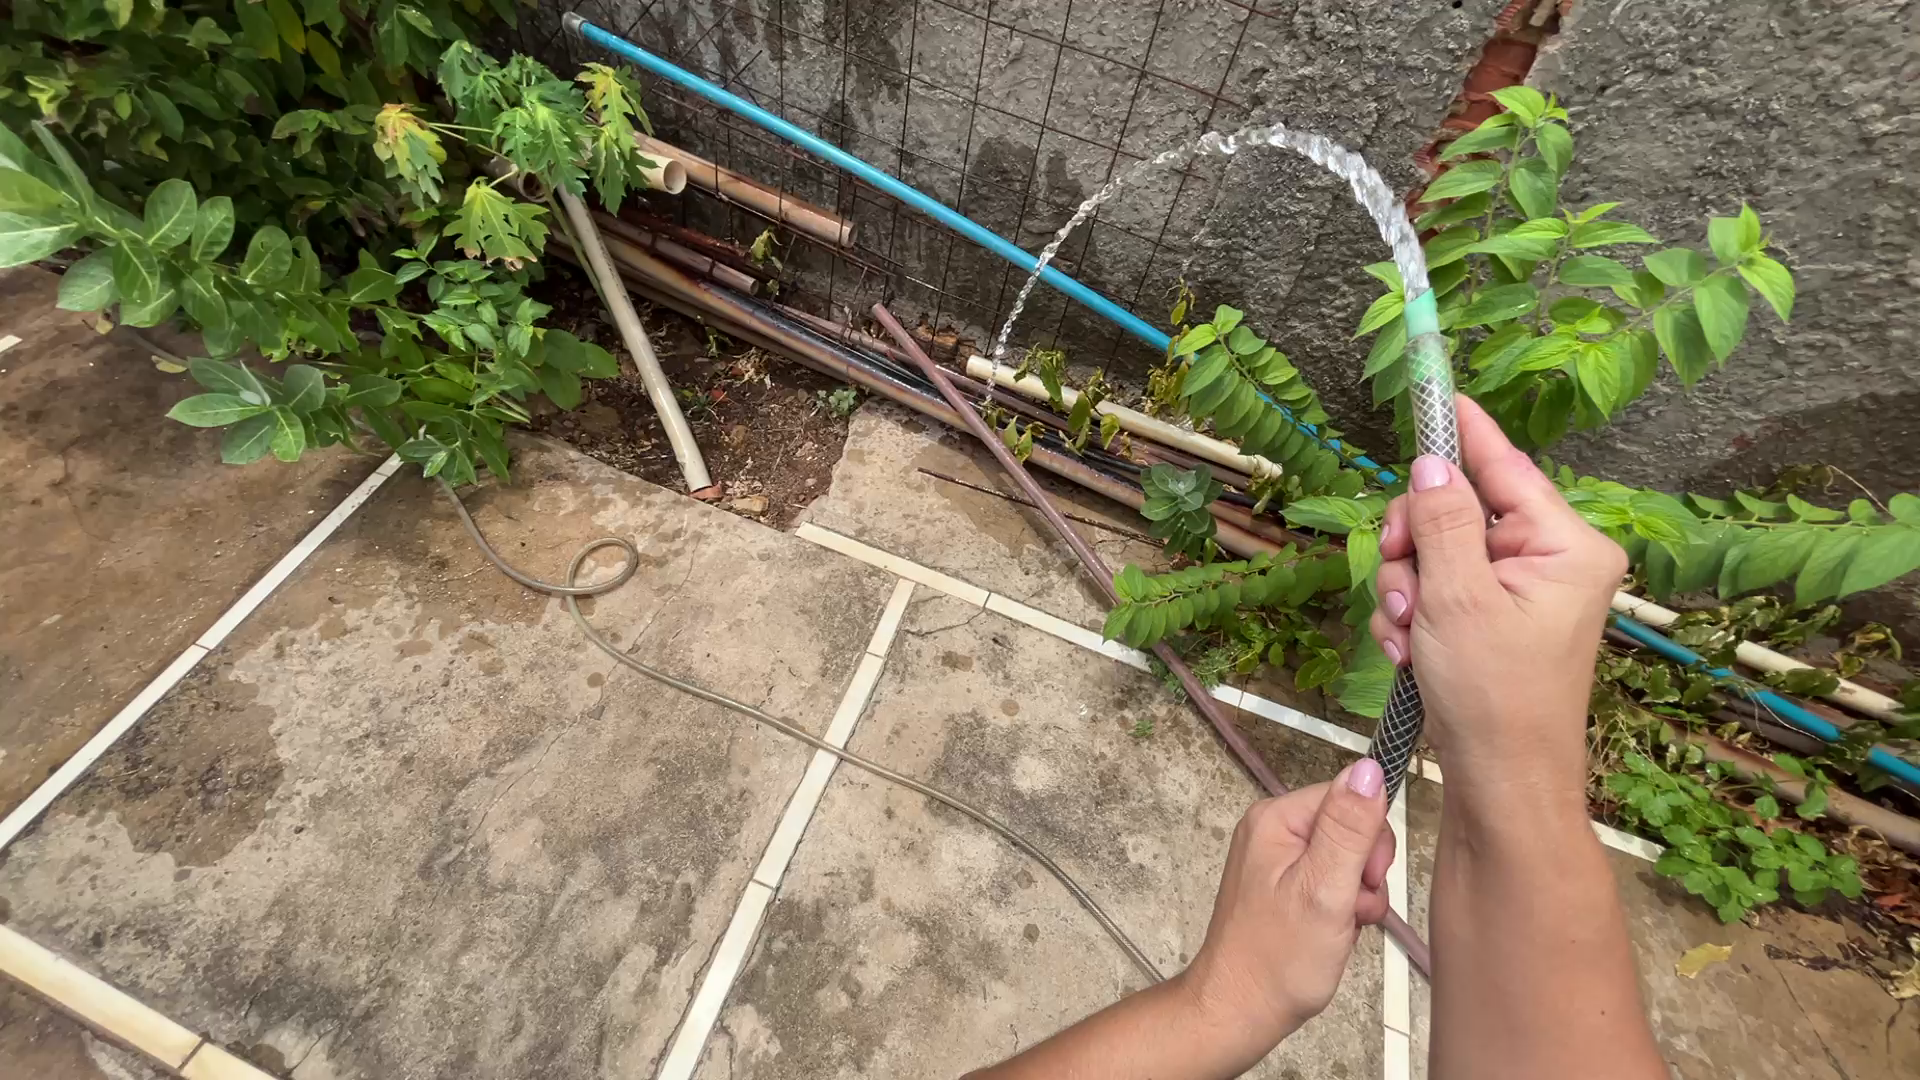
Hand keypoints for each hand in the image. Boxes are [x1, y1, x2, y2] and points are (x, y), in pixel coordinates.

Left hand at [1178, 761, 1393, 1069]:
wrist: (1243, 1005)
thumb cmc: (1278, 955)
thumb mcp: (1324, 889)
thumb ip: (1348, 828)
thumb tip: (1368, 767)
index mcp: (1276, 817)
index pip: (1346, 796)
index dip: (1368, 839)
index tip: (1361, 878)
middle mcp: (1273, 827)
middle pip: (1350, 826)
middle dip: (1364, 872)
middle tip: (1347, 907)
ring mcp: (1278, 856)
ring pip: (1348, 858)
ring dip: (1356, 895)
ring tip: (1336, 925)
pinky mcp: (1285, 881)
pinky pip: (1333, 880)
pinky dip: (1343, 907)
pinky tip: (1331, 930)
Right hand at [1368, 395, 1624, 803]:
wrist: (1497, 775)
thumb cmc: (1493, 690)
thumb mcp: (1457, 599)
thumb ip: (1442, 523)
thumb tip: (1428, 463)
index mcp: (1561, 546)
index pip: (1505, 469)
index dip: (1466, 432)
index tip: (1440, 392)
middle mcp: (1540, 558)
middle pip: (1450, 511)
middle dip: (1410, 548)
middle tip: (1400, 585)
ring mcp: (1509, 588)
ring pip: (1427, 551)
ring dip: (1401, 588)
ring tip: (1407, 631)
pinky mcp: (1481, 613)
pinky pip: (1426, 586)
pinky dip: (1406, 613)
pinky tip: (1408, 647)